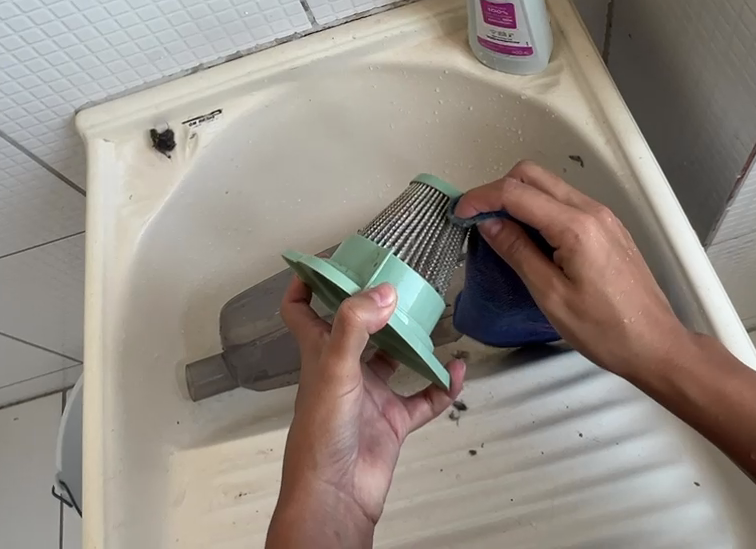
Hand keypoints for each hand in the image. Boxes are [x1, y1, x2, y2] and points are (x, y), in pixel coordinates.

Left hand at [268, 278, 465, 548]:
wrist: (336, 496)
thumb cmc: (320, 436)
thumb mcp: (334, 367)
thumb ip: (355, 326)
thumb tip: (383, 292)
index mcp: (319, 351)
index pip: (302, 308)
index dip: (308, 282)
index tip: (329, 259)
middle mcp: (343, 368)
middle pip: (357, 326)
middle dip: (376, 305)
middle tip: (400, 280)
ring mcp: (369, 394)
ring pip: (394, 358)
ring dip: (413, 342)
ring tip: (433, 319)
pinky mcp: (392, 420)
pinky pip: (422, 397)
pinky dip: (440, 385)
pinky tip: (453, 371)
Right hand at [453, 161, 688, 381]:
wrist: (658, 347)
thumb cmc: (606, 331)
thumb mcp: (550, 296)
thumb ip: (517, 251)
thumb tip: (488, 222)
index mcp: (576, 226)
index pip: (516, 193)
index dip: (481, 198)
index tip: (459, 213)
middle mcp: (590, 210)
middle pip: (531, 175)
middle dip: (497, 189)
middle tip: (478, 218)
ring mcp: (602, 215)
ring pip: (547, 184)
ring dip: (518, 197)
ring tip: (499, 229)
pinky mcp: (607, 226)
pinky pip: (563, 201)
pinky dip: (538, 207)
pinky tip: (529, 236)